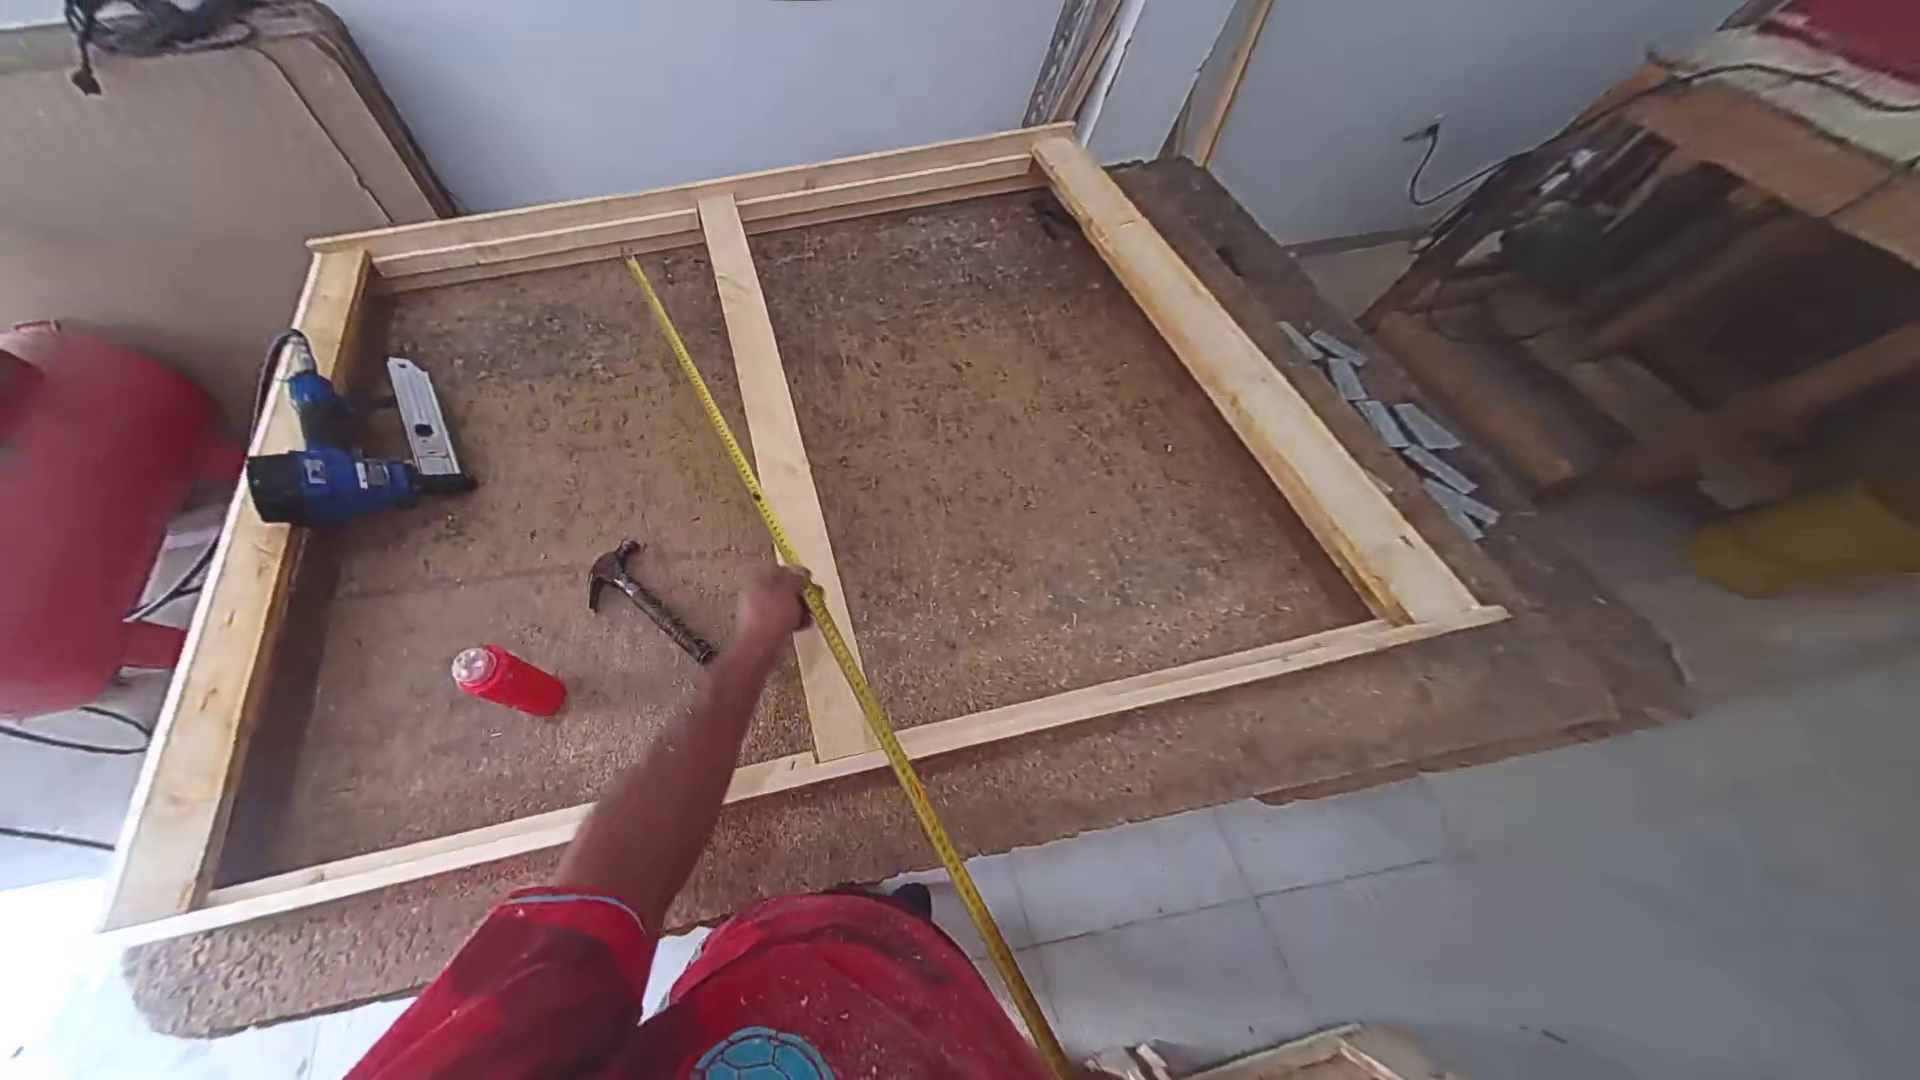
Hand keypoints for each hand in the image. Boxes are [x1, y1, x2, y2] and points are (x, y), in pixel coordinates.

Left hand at [735, 565, 811, 642]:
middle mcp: (754, 590)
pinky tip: (802, 625)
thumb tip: (801, 572)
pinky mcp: (762, 626)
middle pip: (783, 586)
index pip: (780, 568)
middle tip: (814, 599)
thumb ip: (796, 576)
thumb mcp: (789, 588)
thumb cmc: (773, 613)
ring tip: (810, 615)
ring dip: (800, 607)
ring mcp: (756, 609)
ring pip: (784, 603)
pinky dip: (793, 619)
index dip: (797, 574)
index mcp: (757, 576)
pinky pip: (781, 618)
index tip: (809, 582)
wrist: (760, 645)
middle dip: (801, 593)